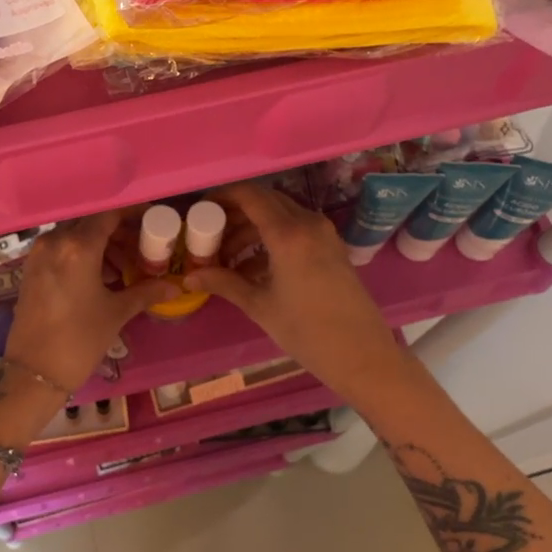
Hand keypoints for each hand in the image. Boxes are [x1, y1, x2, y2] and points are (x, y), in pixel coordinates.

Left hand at [2, 210, 180, 396]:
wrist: (34, 372)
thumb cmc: (79, 340)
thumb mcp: (116, 313)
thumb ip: (146, 292)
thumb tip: (175, 286)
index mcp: (78, 246)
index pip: (110, 213)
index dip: (133, 213)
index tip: (152, 220)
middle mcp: (55, 241)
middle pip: (92, 221)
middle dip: (119, 230)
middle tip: (143, 245)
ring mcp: (39, 253)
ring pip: (75, 234)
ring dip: (101, 243)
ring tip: (125, 265)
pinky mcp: (31, 268)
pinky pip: (62, 248)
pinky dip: (82, 253)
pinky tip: (101, 274)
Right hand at [183, 183, 406, 398]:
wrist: (363, 355)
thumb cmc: (307, 331)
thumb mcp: (259, 306)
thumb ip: (223, 283)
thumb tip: (188, 277)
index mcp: (288, 234)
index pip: (249, 195)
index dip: (222, 196)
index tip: (199, 210)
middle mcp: (308, 223)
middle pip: (264, 202)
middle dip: (234, 214)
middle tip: (210, 236)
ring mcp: (324, 234)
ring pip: (280, 216)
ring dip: (252, 229)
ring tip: (227, 259)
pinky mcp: (332, 248)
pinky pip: (295, 230)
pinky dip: (271, 239)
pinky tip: (253, 269)